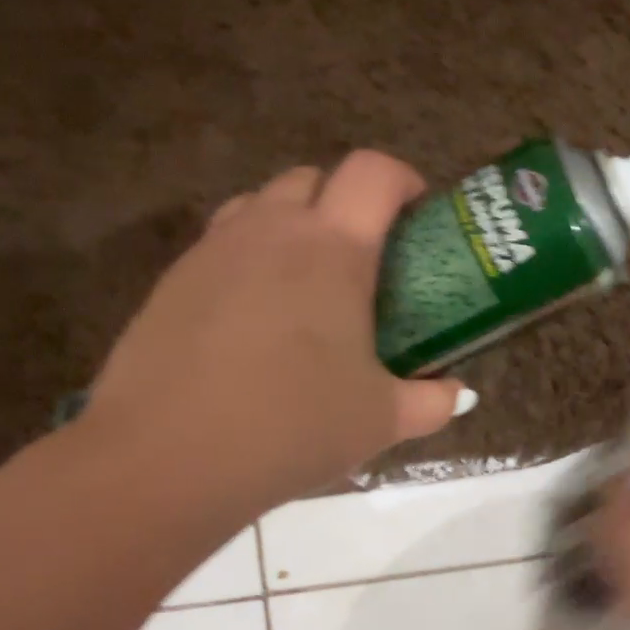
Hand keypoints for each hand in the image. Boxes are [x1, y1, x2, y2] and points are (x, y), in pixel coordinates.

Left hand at [79, 152, 469, 518]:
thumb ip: (433, 401)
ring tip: (311, 285)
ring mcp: (214, 249)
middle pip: (314, 178)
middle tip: (367, 259)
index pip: (373, 173)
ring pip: (261, 206)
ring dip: (294, 225)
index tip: (419, 213)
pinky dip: (252, 261)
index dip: (403, 180)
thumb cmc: (294, 427)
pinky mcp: (173, 279)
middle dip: (346, 202)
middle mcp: (271, 229)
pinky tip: (259, 320)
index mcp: (333, 248)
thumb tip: (459, 394)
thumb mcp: (382, 420)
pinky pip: (224, 245)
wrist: (169, 456)